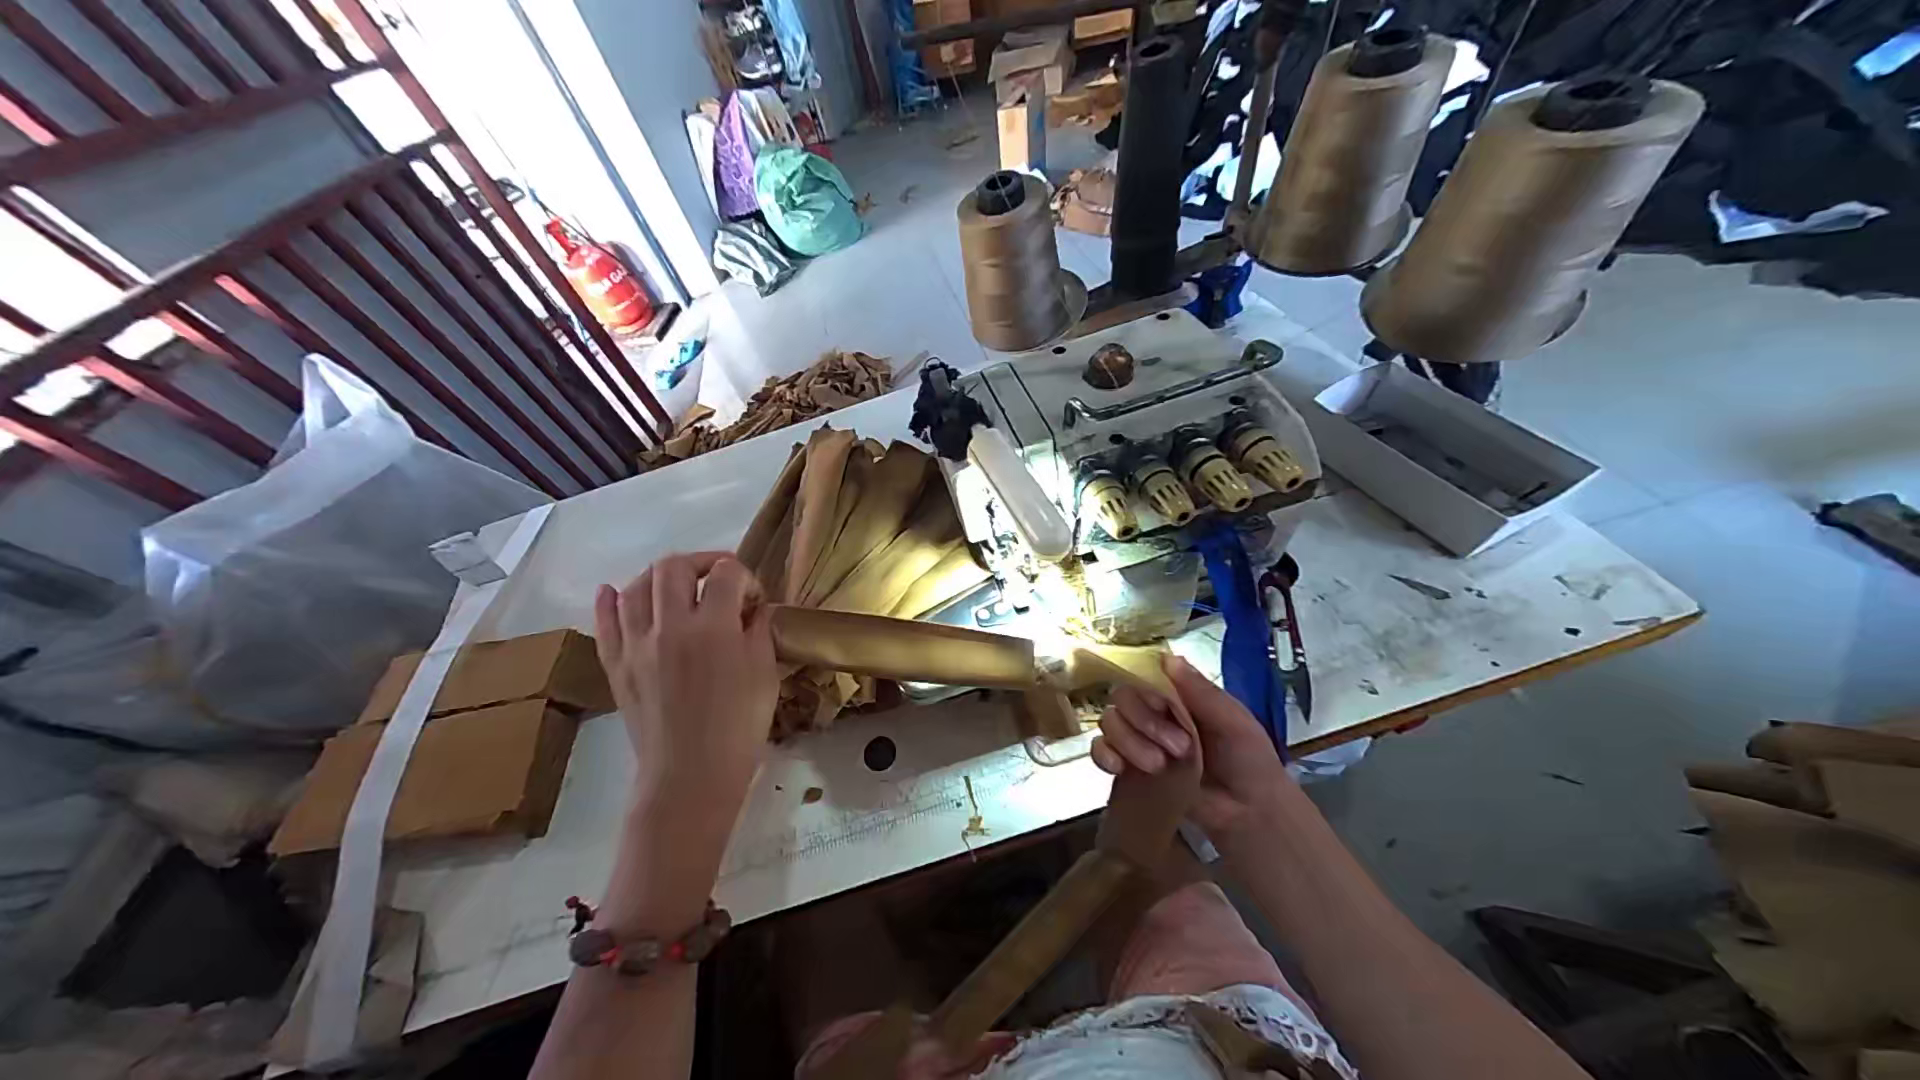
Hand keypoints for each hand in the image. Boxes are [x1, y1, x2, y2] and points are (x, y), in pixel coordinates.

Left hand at [594, 552, 776, 822]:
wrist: (691, 777)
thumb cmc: (739, 729)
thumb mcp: (765, 676)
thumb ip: (760, 632)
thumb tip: (755, 609)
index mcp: (713, 628)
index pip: (726, 574)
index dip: (745, 577)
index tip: (754, 599)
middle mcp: (669, 626)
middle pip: (675, 567)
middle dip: (702, 563)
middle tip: (719, 580)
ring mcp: (636, 645)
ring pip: (636, 586)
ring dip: (660, 577)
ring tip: (678, 587)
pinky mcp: (616, 665)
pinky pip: (605, 622)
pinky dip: (609, 600)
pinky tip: (614, 590)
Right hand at [1089, 653, 1294, 837]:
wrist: (1250, 815)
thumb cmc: (1249, 762)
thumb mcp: (1234, 721)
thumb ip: (1201, 691)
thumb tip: (1167, 657)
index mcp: (1178, 697)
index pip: (1144, 677)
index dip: (1148, 691)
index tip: (1163, 707)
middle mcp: (1154, 713)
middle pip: (1122, 699)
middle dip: (1144, 722)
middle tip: (1178, 747)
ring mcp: (1139, 741)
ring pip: (1110, 723)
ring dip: (1130, 742)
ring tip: (1159, 766)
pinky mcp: (1129, 769)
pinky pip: (1100, 751)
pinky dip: (1104, 754)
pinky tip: (1119, 767)